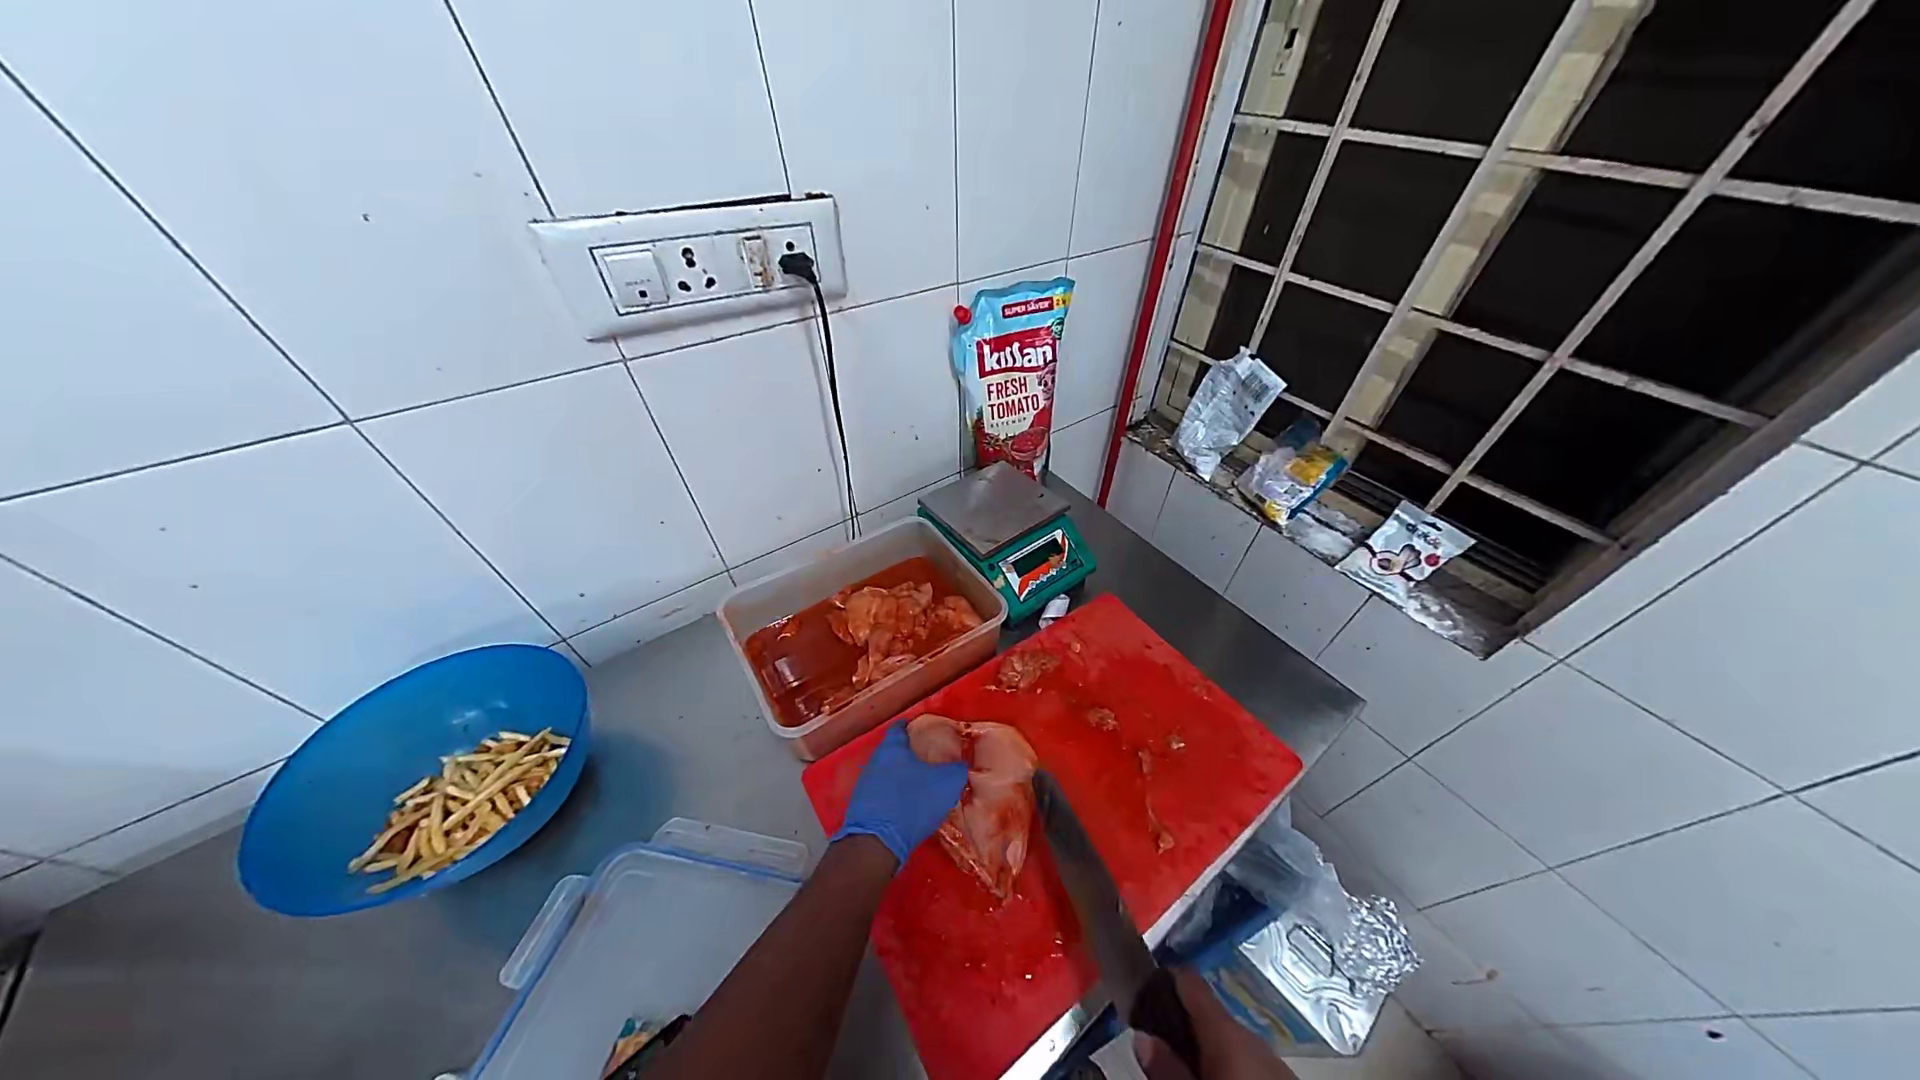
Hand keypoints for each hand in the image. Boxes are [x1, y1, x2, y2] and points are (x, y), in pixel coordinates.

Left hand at [831, 722, 967, 867]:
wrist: (877, 842)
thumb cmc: (912, 802)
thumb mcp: (946, 783)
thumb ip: (956, 769)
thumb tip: (961, 765)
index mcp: (892, 748)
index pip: (900, 727)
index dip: (912, 725)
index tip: (923, 728)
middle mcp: (874, 761)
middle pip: (892, 750)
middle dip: (908, 753)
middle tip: (927, 757)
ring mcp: (865, 784)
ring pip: (886, 773)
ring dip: (900, 776)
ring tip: (919, 782)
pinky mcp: (862, 807)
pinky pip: (881, 794)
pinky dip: (893, 795)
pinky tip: (906, 805)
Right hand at [1134, 970, 1297, 1079]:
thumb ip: (1167, 1070)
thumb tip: (1143, 1037)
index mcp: (1228, 1035)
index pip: (1191, 982)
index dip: (1165, 981)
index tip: (1143, 994)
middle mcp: (1254, 1040)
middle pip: (1209, 1016)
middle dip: (1183, 1029)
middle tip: (1159, 1054)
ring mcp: (1276, 1066)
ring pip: (1231, 1045)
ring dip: (1207, 1054)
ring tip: (1186, 1074)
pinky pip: (1250, 1067)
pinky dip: (1231, 1072)